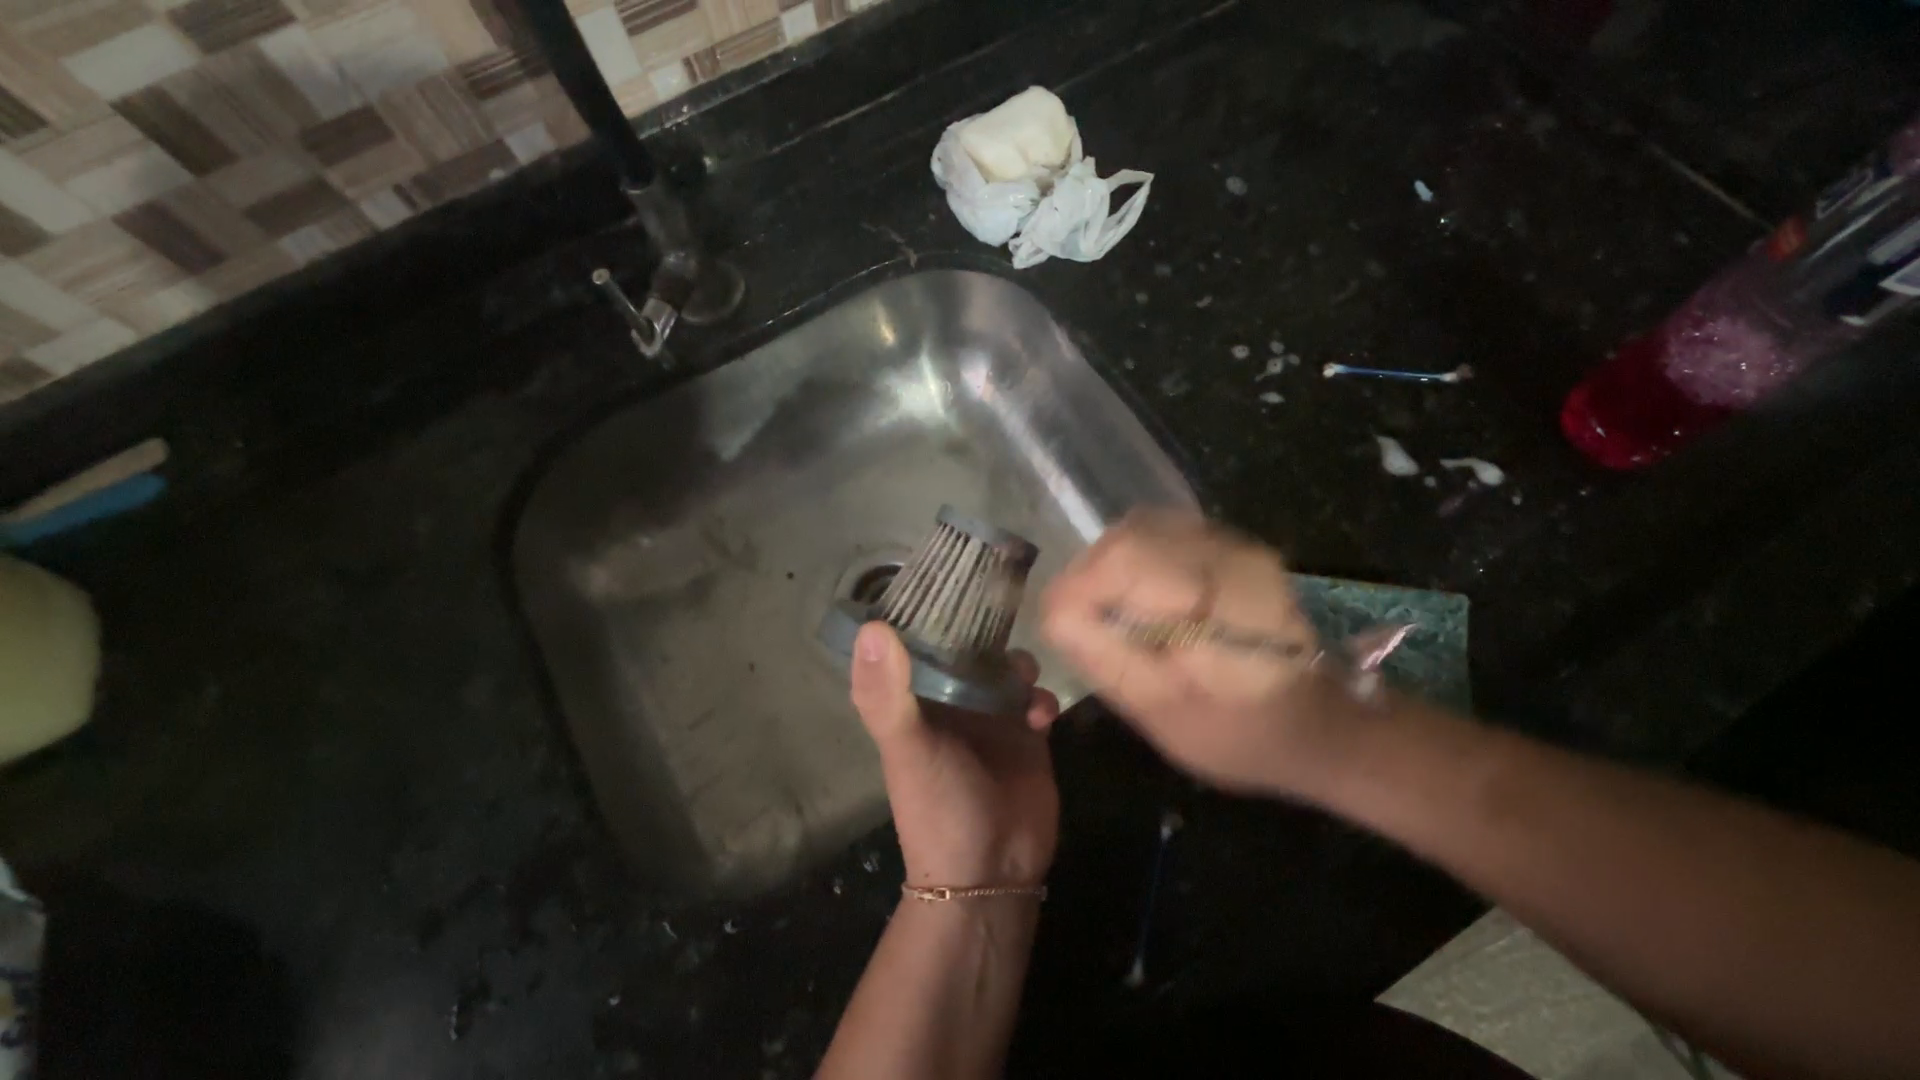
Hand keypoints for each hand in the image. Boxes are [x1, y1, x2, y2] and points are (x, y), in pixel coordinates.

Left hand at [850, 623, 1061, 887]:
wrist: (990, 872)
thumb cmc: (937, 807)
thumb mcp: (906, 748)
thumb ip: (887, 692)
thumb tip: (873, 625)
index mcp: (912, 698)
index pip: (914, 639)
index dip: (928, 610)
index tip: (951, 575)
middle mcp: (949, 699)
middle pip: (967, 645)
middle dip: (986, 631)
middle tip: (1007, 613)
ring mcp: (990, 715)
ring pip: (1006, 666)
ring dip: (1018, 666)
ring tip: (1020, 685)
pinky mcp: (1027, 734)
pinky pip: (1037, 698)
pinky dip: (1042, 699)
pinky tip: (1042, 721)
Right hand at [1041, 509, 1339, 795]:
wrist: (1318, 727)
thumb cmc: (1238, 734)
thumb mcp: (1159, 710)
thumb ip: (1103, 655)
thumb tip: (1054, 610)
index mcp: (1215, 597)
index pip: (1120, 559)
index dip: (1078, 588)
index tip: (1064, 624)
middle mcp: (1229, 555)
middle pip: (1129, 536)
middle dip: (1092, 576)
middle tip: (1086, 623)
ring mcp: (1237, 546)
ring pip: (1144, 528)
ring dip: (1113, 567)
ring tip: (1112, 613)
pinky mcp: (1237, 548)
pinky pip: (1166, 535)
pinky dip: (1139, 563)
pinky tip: (1144, 601)